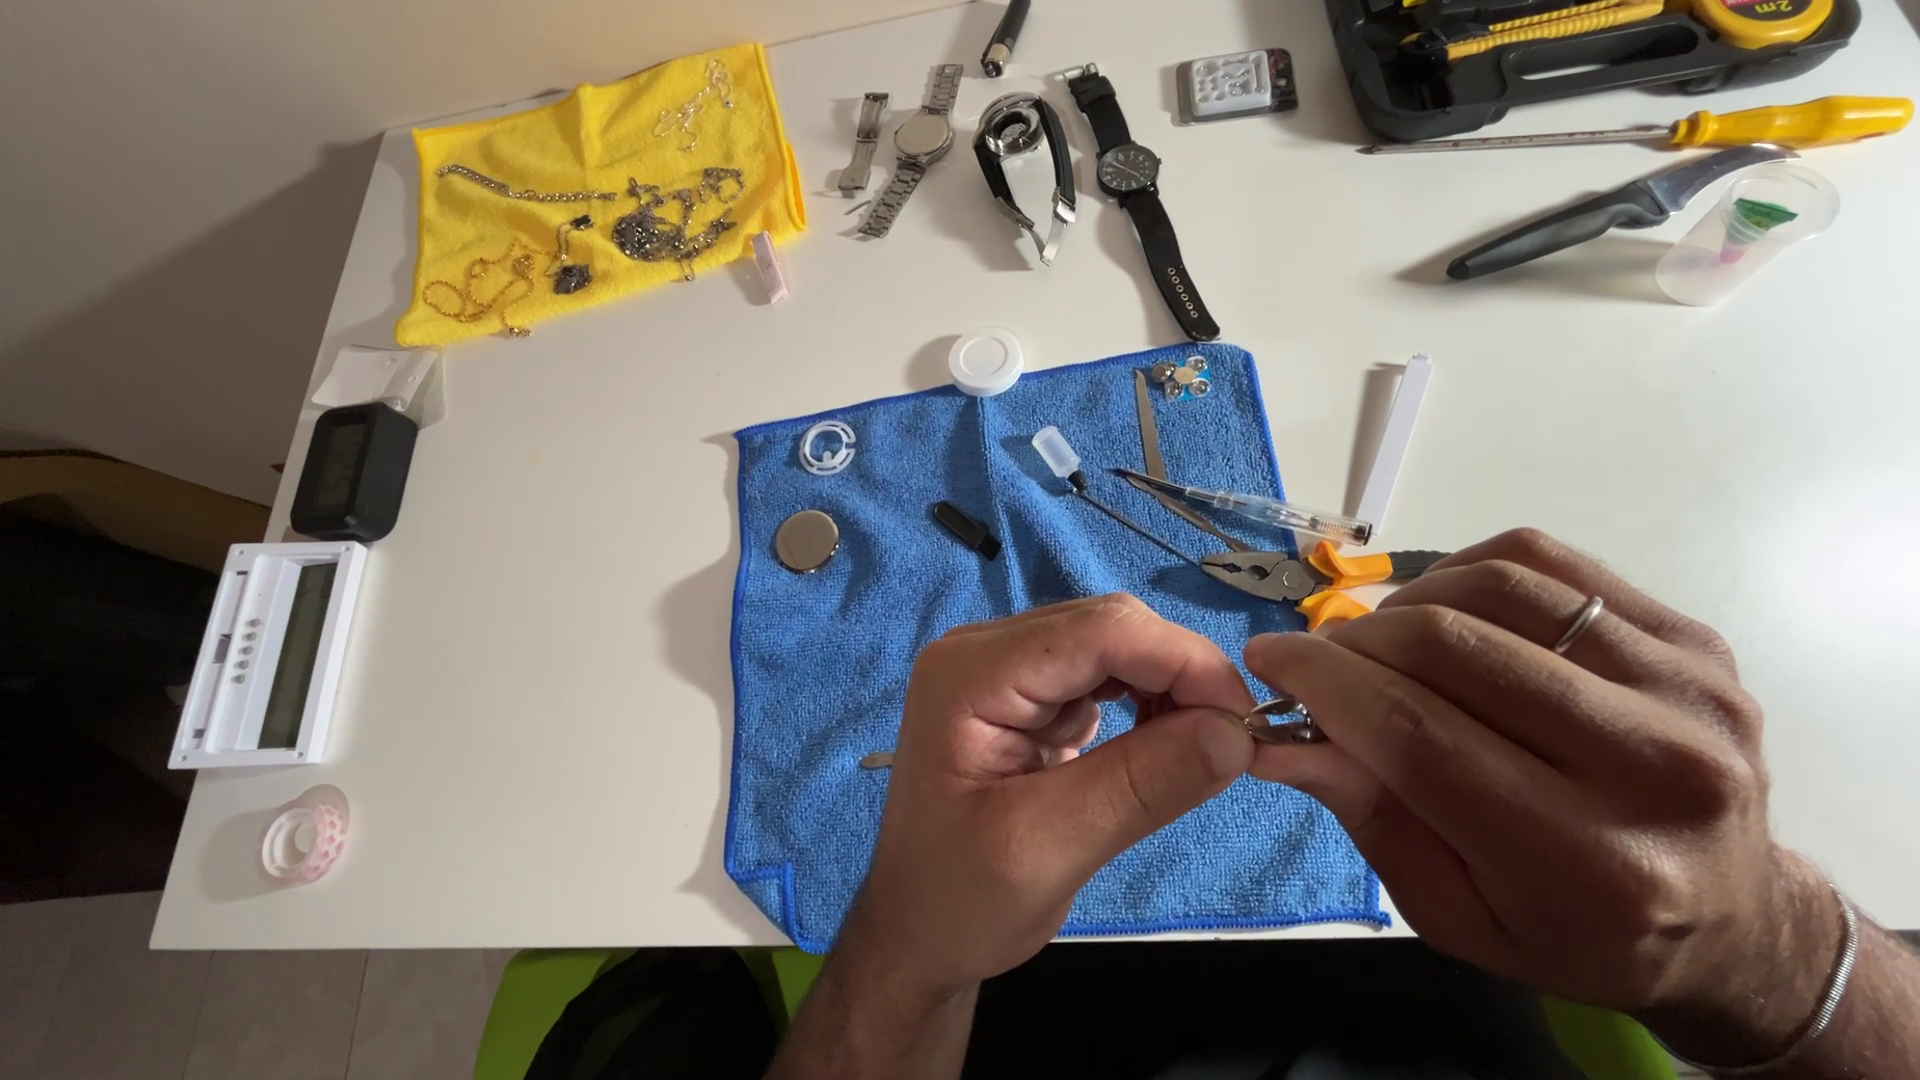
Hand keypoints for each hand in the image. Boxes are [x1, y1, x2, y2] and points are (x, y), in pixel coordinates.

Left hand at [848, 595, 1255, 995]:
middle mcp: (983, 651)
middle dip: (1180, 674)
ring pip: (1112, 646)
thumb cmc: (960, 900)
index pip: (1097, 630)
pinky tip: (1160, 745)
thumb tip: (1237, 732)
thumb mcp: (1047, 849)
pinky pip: (1101, 675)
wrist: (916, 929)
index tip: (1245, 722)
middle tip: (1232, 743)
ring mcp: (1002, 669)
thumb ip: (1140, 785)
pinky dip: (1144, 702)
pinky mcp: (1024, 694)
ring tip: (1198, 749)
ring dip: (1167, 687)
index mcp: (971, 673)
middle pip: (1108, 628)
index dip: (1182, 661)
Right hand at [1243, 529, 1839, 1058]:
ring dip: (1404, 605)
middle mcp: (1654, 765)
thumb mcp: (1448, 909)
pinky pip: (1544, 563)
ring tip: (1380, 642)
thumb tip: (1276, 737)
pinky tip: (1444, 614)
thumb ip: (1364, 813)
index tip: (1267, 660)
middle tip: (1316, 658)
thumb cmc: (1570, 929)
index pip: (1414, 730)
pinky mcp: (1694, 642)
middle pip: (1447, 646)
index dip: (1320, 681)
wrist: (1733, 920)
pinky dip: (1464, 573)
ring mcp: (1686, 690)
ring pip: (1492, 587)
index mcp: (1585, 860)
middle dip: (1350, 641)